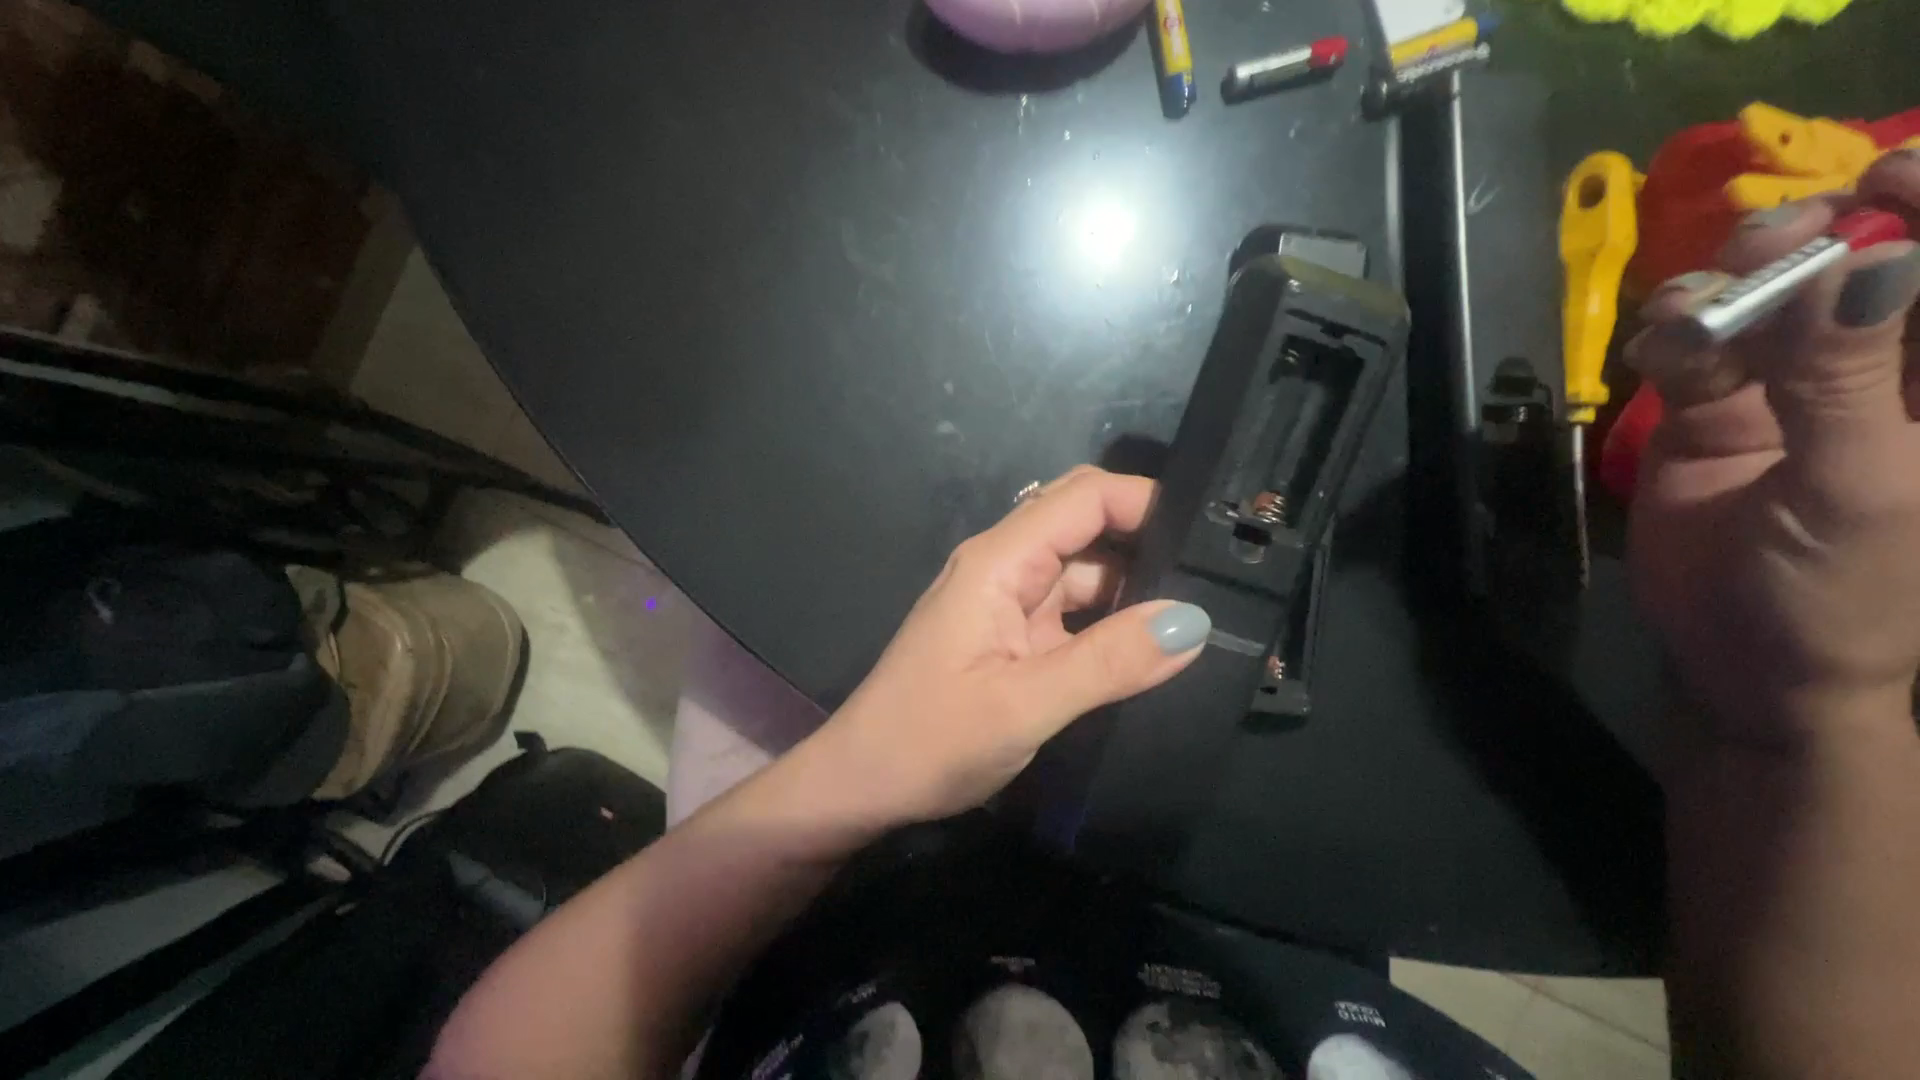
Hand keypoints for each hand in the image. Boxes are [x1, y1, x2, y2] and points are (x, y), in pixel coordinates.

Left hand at [793, 466, 1210, 825]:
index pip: (1083, 497)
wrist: (862, 785)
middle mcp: (1005, 568)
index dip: (1145, 502)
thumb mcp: (1025, 705)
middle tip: (1217, 575)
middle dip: (1146, 539)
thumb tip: (1196, 620)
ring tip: (1203, 614)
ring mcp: (1008, 604)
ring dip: (1135, 588)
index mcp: (999, 562)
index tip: (1208, 535)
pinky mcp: (1012, 639)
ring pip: (1084, 572)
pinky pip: (1073, 614)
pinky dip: (1112, 624)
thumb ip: (1110, 661)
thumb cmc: (929, 741)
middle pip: (1084, 524)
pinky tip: (1153, 648)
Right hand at [1626, 151, 1919, 748]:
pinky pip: (1686, 347)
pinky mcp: (1704, 409)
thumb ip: (1847, 383)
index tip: (1880, 176)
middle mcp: (1869, 368)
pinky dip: (1668, 336)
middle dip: (1810, 238)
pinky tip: (1658, 350)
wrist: (1744, 660)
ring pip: (1758, 297)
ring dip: (1725, 286)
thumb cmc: (1842, 593)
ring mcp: (1783, 386)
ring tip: (1695, 308)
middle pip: (1850, 264)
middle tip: (1771, 239)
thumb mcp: (1858, 489)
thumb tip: (1860, 264)